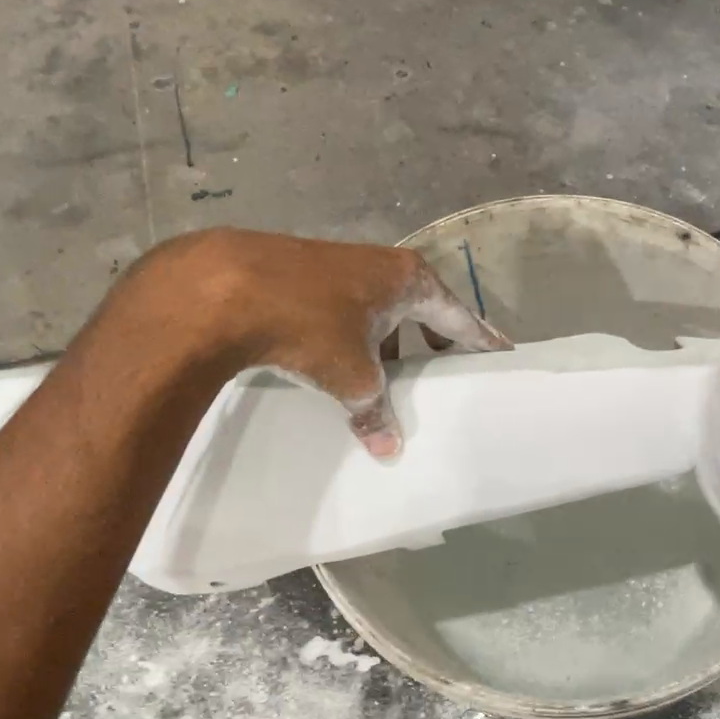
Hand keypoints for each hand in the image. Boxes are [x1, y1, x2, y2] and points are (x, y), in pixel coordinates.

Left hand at [126, 229, 511, 456]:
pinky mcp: (303, 276)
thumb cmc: (307, 325)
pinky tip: (345, 363)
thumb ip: (376, 413)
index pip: (459, 317)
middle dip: (435, 341)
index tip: (502, 354)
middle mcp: (380, 266)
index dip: (481, 340)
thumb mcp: (353, 377)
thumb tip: (388, 452)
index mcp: (409, 281)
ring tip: (397, 376)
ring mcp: (340, 267)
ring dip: (392, 342)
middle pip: (423, 310)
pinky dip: (357, 337)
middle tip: (449, 370)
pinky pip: (348, 312)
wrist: (217, 289)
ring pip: (381, 311)